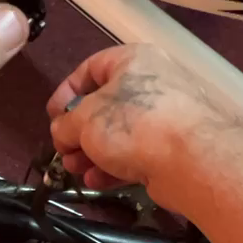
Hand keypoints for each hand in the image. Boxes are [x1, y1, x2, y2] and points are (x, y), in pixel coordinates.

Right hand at [46, 44, 232, 190]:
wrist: (190, 160)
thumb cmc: (132, 125)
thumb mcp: (84, 119)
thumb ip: (64, 124)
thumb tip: (61, 132)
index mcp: (132, 61)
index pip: (90, 68)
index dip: (65, 92)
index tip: (52, 116)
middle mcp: (150, 84)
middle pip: (102, 106)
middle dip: (77, 132)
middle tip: (63, 150)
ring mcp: (163, 118)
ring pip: (117, 134)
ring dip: (91, 153)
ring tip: (76, 169)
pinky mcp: (169, 148)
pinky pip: (133, 154)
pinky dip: (112, 166)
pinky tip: (96, 181)